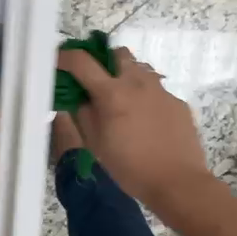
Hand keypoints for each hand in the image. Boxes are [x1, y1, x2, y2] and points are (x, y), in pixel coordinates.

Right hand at [57, 46, 213, 211]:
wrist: (178, 181)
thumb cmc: (130, 167)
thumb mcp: (96, 144)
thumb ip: (84, 115)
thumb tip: (80, 98)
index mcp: (112, 93)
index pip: (81, 61)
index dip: (65, 57)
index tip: (58, 61)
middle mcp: (138, 83)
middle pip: (117, 53)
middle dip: (103, 60)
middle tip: (96, 80)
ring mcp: (161, 91)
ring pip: (140, 70)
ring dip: (126, 77)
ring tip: (122, 102)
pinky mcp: (177, 102)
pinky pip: (156, 91)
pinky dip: (145, 98)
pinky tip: (145, 121)